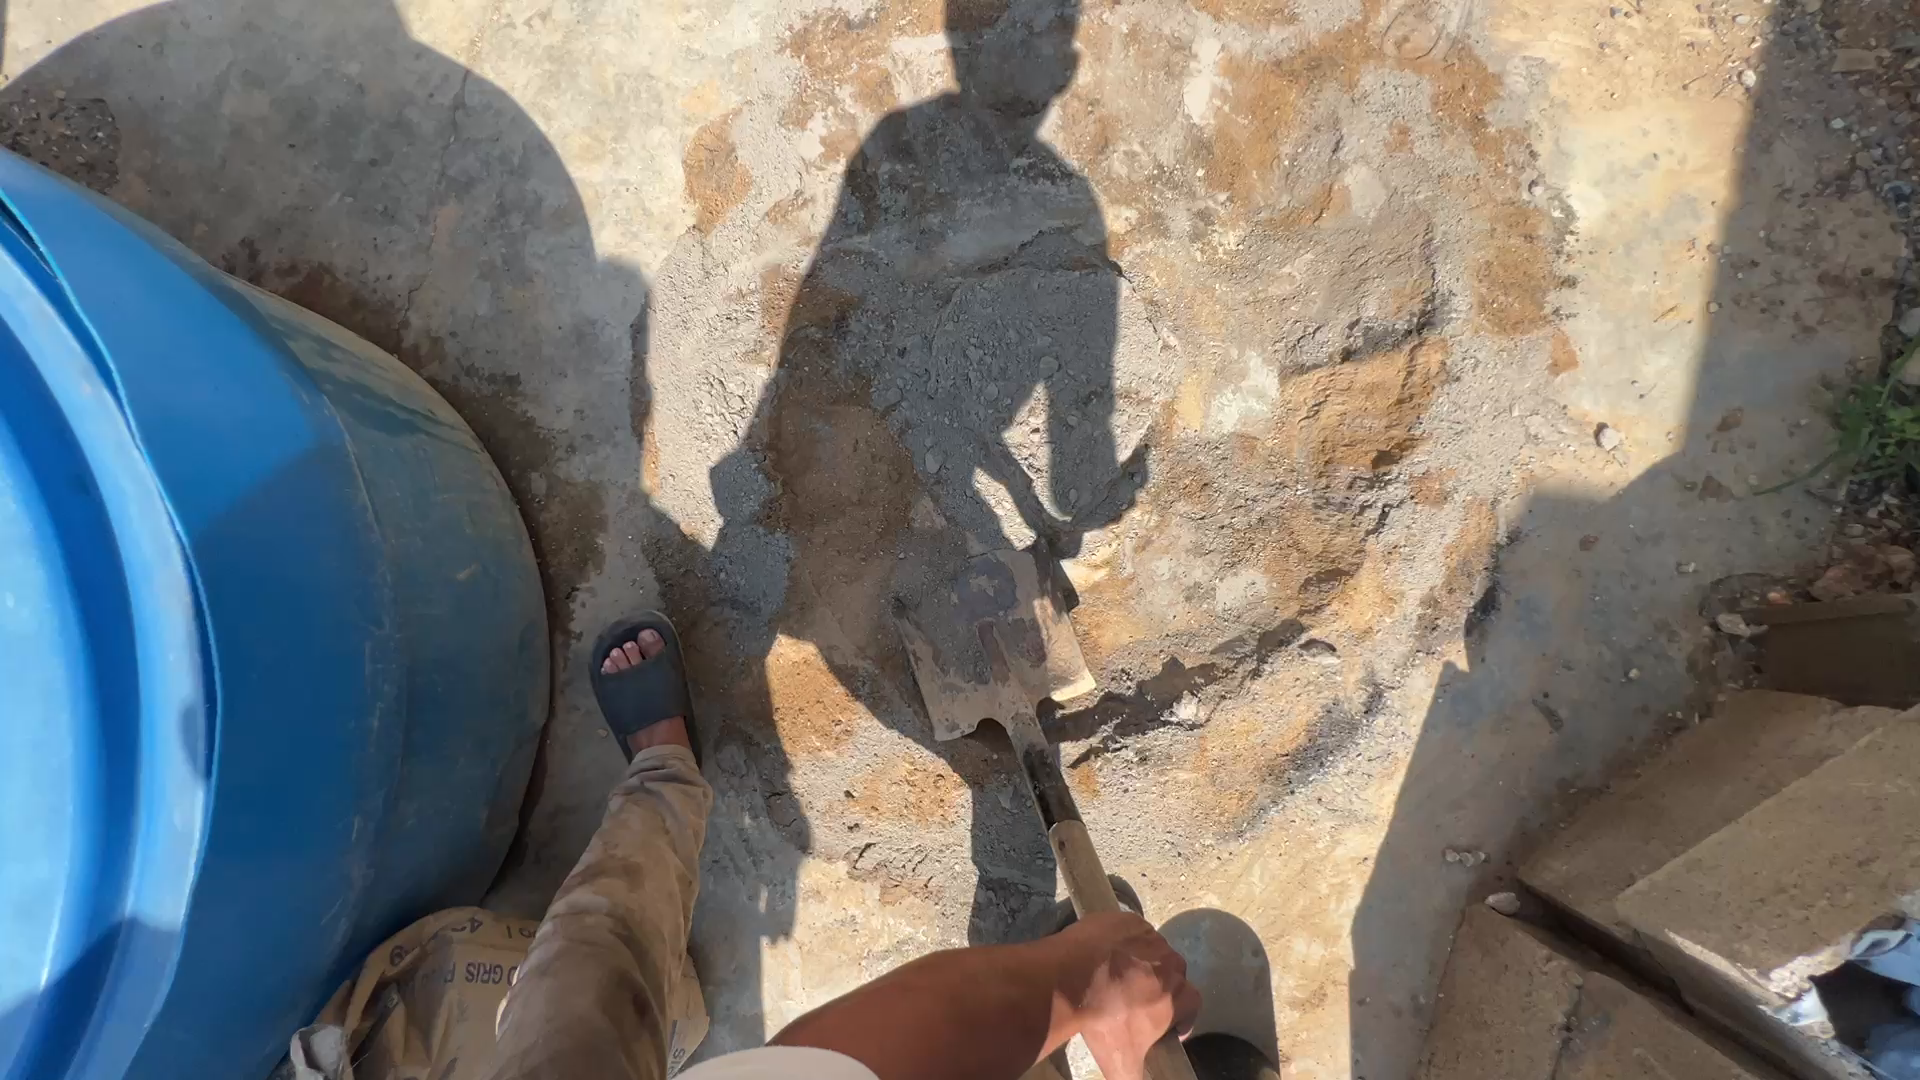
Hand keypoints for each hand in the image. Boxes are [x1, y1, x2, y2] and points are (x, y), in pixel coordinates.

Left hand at [1045, 912, 1201, 1079]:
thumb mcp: (1123, 1066)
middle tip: (1137, 997)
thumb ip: (1137, 1079)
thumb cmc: (1103, 1021)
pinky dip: (1124, 940)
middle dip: (1161, 984)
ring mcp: (1148, 937)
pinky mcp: (1127, 919)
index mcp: (1176, 997)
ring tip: (1117, 974)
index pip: (1193, 1002)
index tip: (1166, 1022)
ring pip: (1153, 949)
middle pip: (1174, 973)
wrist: (1071, 976)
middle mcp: (1169, 963)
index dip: (1182, 1013)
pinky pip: (1132, 930)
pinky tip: (1106, 952)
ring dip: (1143, 960)